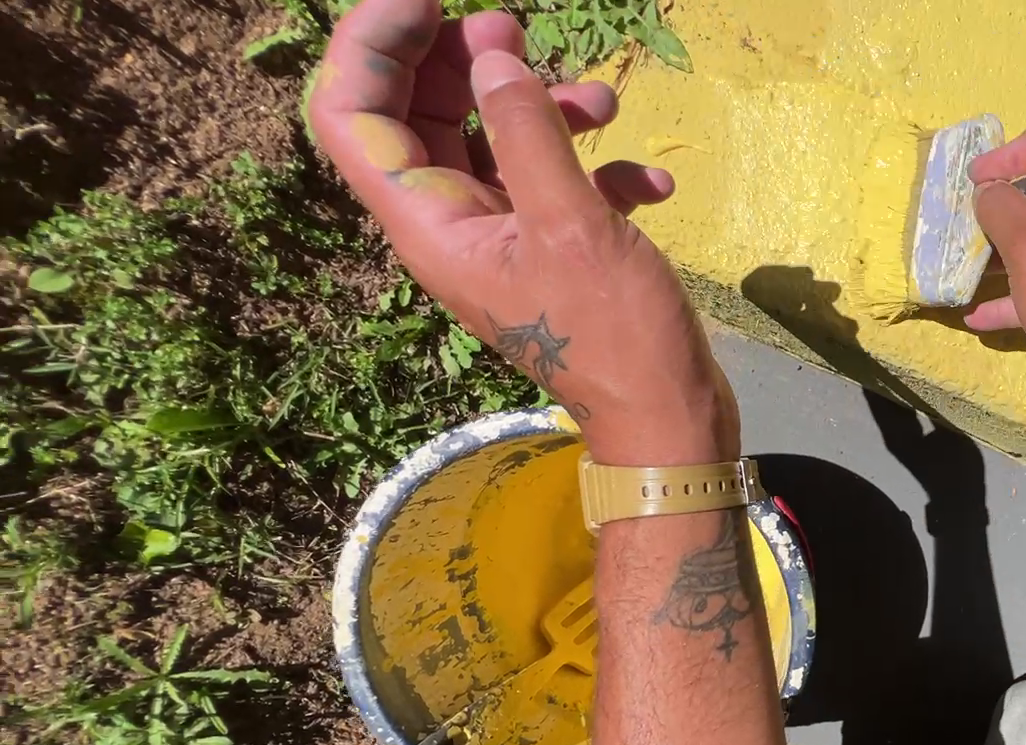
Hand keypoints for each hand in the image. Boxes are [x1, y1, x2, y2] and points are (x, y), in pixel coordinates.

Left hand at [307, 0, 736, 464]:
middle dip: (467, 67)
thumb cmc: (617, 333)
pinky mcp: (562, 260)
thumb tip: (497, 60)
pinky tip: (652, 183)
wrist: (668, 417)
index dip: (373, 44)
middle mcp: (459, 231)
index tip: (432, 2)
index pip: (352, 113)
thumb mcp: (573, 225)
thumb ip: (529, 134)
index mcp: (433, 225)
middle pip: (425, 121)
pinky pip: (562, 195)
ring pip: (501, 151)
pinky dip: (602, 174)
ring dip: (548, 114)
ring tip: (606, 101)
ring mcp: (513, 246)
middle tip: (516, 32)